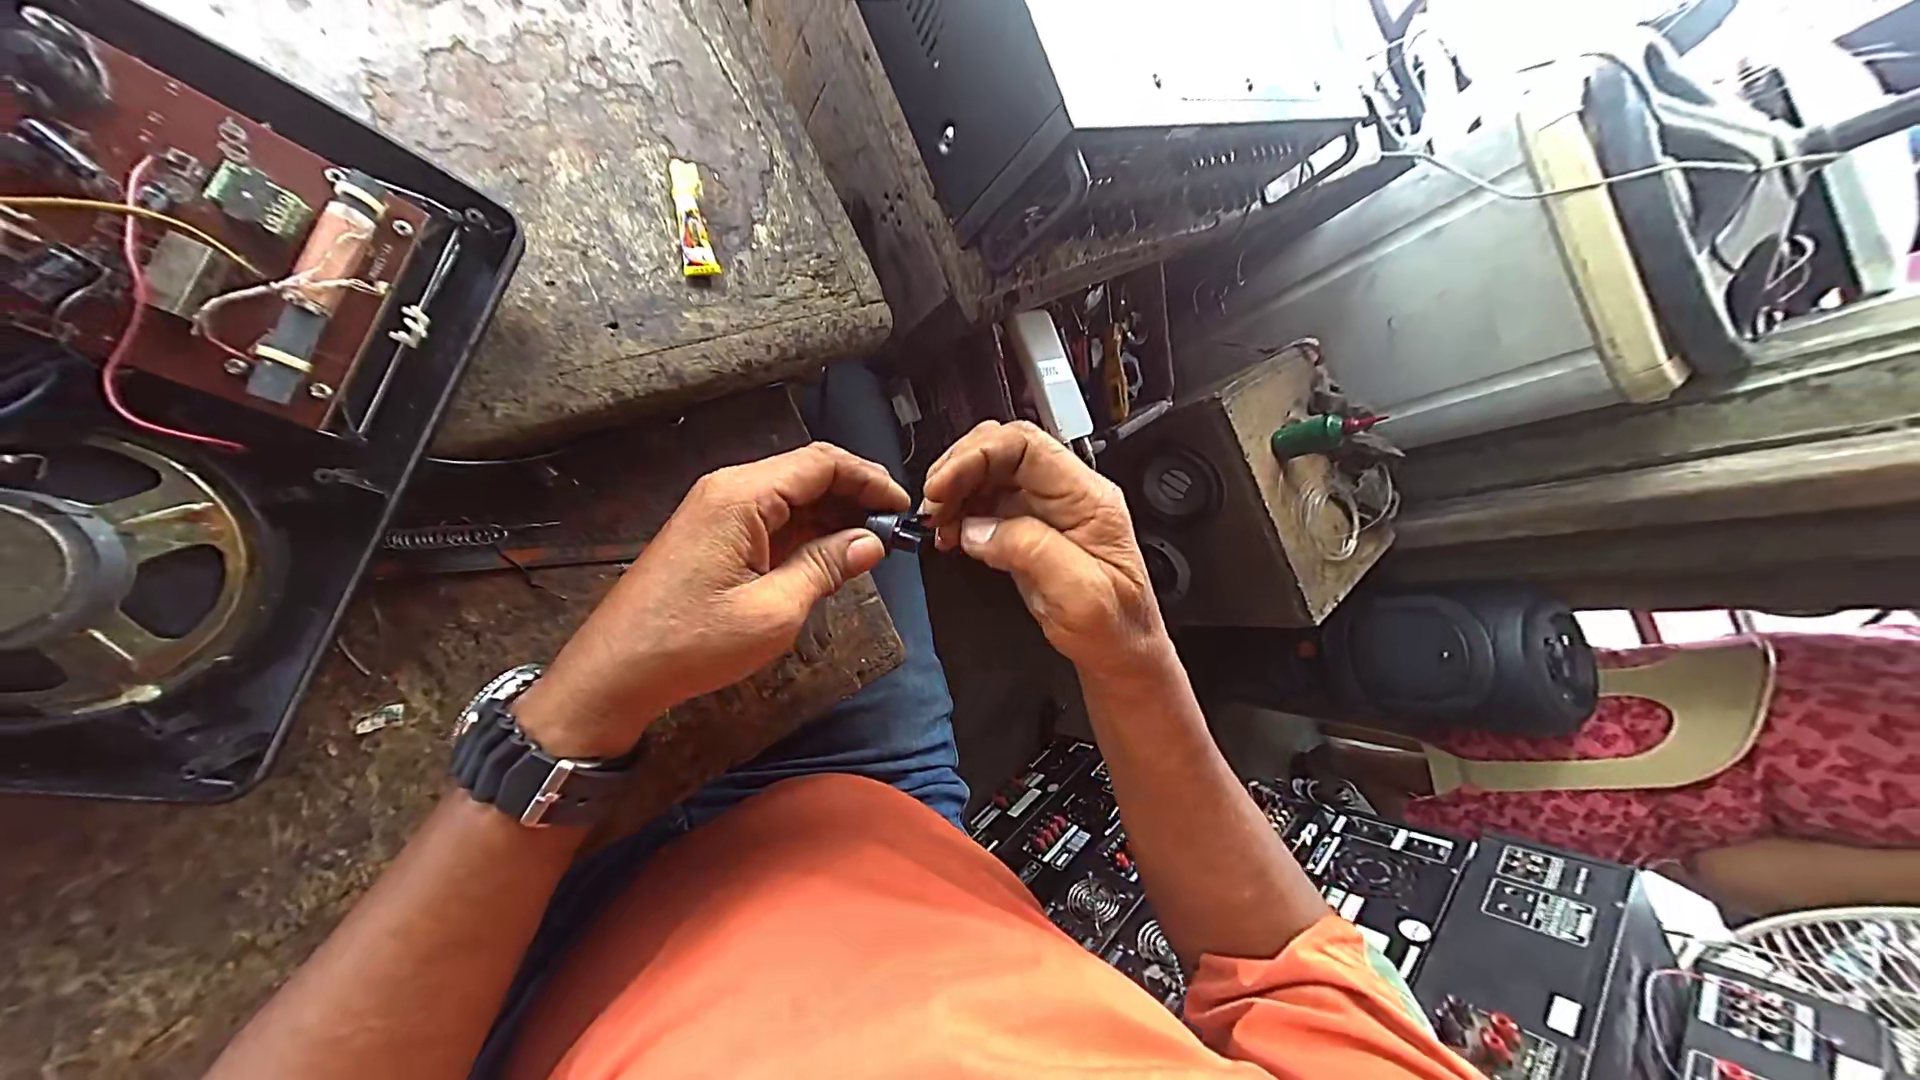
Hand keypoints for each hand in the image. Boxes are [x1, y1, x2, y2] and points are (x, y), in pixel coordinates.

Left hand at [514, 442, 907, 758]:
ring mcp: (719, 511)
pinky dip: (808, 531)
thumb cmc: (692, 643)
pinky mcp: (715, 534)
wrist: (614, 674)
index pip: (821, 463)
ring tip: (871, 543)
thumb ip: (826, 567)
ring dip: (834, 515)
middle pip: (807, 474)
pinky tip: (833, 553)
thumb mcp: (774, 610)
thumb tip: (871, 542)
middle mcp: (729, 490)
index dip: (869, 480)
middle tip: (893, 528)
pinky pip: (773, 519)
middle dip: (855, 495)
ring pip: (792, 497)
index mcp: (742, 496)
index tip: (902, 507)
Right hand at [921, 420, 1165, 673]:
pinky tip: (949, 533)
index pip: (1026, 446)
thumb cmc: (1115, 629)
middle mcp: (1066, 495)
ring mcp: (1044, 509)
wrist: (1121, 655)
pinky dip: (958, 512)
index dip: (976, 455)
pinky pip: (984, 502)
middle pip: (1002, 451)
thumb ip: (1031, 552)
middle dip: (958, 469)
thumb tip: (977, 528)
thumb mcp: (1083, 597)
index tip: (942, 484)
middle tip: (933, 504)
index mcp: (1088, 499)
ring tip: (938, 522)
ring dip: (954, 491)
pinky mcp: (1026, 528)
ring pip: (988, 474)